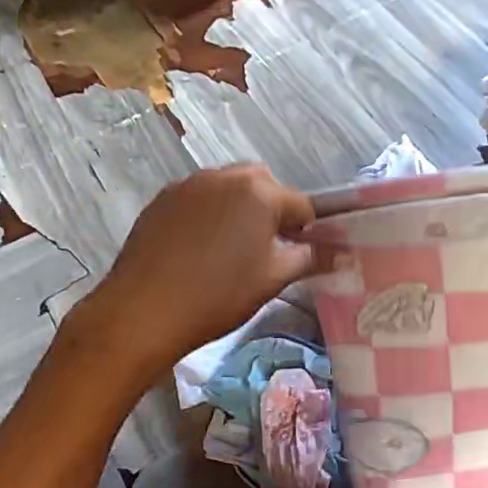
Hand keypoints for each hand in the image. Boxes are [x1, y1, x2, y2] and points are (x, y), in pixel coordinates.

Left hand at [77, 163, 326, 362]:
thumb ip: (311, 259)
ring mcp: (188, 185)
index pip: (301, 204)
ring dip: (242, 208)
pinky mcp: (162, 199)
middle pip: (264, 185)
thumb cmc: (219, 295)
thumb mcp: (273, 279)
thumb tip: (343, 254)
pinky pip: (200, 197)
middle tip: (269, 248)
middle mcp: (224, 177)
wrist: (143, 311)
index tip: (302, 255)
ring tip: (234, 248)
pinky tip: (203, 248)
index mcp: (259, 193)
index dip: (309, 229)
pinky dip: (211, 213)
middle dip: (274, 210)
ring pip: (229, 188)